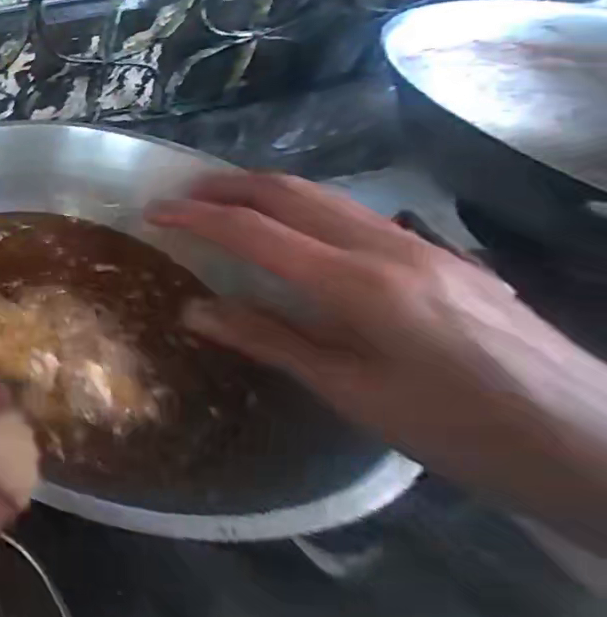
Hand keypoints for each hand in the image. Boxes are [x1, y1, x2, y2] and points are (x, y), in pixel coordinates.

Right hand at [147, 170, 606, 547]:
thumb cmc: (465, 430)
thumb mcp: (352, 392)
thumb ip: (269, 340)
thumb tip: (193, 310)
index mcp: (357, 283)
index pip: (253, 230)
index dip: (194, 217)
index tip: (150, 212)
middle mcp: (389, 250)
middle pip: (291, 193)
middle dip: (226, 186)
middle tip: (179, 196)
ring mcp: (426, 251)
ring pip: (328, 197)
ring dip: (266, 192)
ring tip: (225, 205)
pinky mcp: (450, 263)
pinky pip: (359, 216)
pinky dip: (307, 210)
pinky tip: (298, 235)